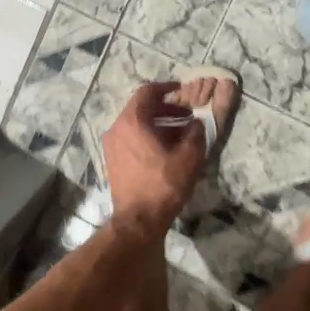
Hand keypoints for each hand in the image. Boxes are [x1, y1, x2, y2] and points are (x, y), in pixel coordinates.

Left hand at [102, 82, 206, 237]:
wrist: (138, 221)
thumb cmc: (163, 185)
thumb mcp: (188, 157)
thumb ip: (195, 134)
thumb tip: (197, 124)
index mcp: (132, 121)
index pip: (147, 92)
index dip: (166, 88)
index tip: (182, 90)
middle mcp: (117, 129)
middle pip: (141, 108)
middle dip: (166, 109)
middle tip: (187, 115)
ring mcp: (112, 146)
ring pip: (136, 125)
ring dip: (158, 124)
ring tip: (181, 134)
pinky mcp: (113, 161)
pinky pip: (131, 139)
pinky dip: (148, 137)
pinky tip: (166, 150)